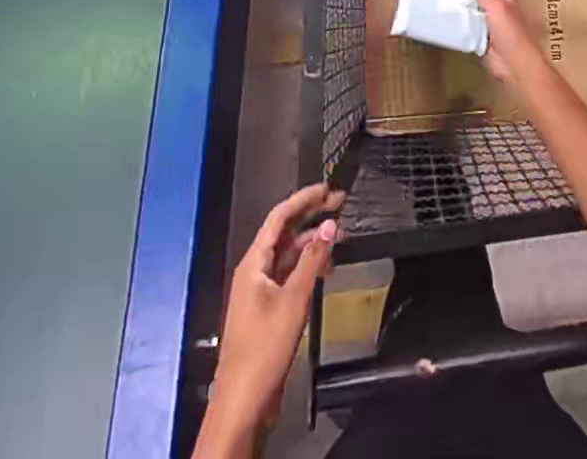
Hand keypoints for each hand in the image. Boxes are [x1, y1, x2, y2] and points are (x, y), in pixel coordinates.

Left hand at [206, 184, 344, 439]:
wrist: (245, 398)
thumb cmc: (265, 346)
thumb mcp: (294, 298)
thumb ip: (313, 259)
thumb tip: (329, 224)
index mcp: (253, 264)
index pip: (278, 218)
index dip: (303, 199)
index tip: (328, 188)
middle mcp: (254, 270)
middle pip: (284, 233)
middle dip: (311, 216)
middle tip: (341, 203)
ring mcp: (261, 288)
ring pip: (289, 253)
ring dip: (314, 242)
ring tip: (342, 236)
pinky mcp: (269, 305)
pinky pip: (290, 272)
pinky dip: (309, 264)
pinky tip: (328, 267)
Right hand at [463, 0, 535, 83]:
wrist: (511, 62)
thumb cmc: (510, 31)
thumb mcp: (496, 5)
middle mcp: (498, 10)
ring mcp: (488, 25)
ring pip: (472, 12)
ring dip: (460, 5)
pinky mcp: (478, 39)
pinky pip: (465, 28)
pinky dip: (456, 23)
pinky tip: (441, 13)